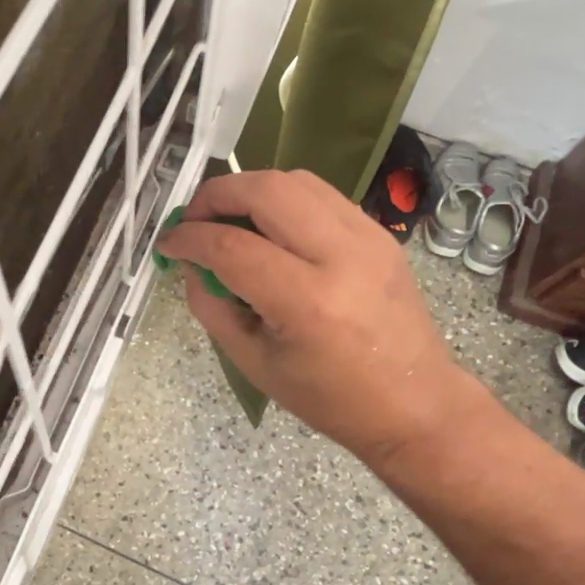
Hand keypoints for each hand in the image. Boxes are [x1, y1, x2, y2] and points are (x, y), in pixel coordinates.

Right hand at [155, 169, 484, 465]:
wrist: (416, 404)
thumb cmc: (330, 398)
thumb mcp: (254, 362)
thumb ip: (211, 305)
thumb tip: (190, 262)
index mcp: (307, 302)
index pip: (231, 246)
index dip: (189, 238)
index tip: (168, 242)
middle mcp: (341, 257)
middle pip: (265, 190)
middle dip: (216, 195)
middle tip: (195, 220)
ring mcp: (367, 238)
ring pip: (294, 180)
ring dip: (249, 190)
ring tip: (229, 219)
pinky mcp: (379, 233)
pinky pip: (319, 194)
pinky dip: (282, 200)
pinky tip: (268, 227)